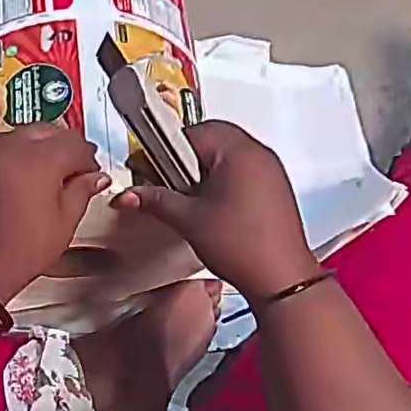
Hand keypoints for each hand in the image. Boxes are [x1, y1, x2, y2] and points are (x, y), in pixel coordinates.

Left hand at [0, 123, 109, 301]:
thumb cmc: (17, 253)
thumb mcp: (63, 224)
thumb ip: (81, 192)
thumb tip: (94, 178)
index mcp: (39, 160)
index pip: (73, 142)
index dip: (86, 157)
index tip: (88, 169)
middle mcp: (6, 149)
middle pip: (42, 132)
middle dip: (58, 147)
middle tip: (64, 170)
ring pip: (10, 138)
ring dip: (25, 151)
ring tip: (32, 178)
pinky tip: (3, 184)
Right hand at [112, 120, 319, 301]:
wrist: (280, 278)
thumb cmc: (245, 247)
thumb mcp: (188, 220)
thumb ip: (155, 200)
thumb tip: (130, 194)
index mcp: (237, 152)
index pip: (191, 132)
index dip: (164, 149)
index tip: (150, 165)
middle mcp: (257, 154)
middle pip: (210, 137)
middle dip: (184, 156)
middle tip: (168, 179)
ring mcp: (269, 169)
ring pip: (226, 152)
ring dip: (203, 167)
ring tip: (189, 195)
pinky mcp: (273, 186)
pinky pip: (242, 168)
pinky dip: (222, 178)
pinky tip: (210, 204)